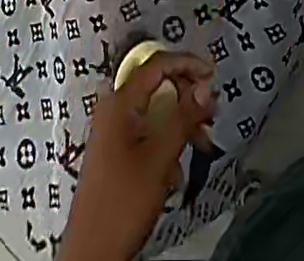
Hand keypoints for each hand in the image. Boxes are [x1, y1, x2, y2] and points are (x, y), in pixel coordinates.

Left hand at [59, 52, 215, 260]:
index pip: (157, 64)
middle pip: (157, 84)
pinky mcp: (116, 152)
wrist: (91, 255)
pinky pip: (148, 131)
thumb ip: (184, 117)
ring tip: (202, 142)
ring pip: (155, 110)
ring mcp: (113, 131)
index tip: (212, 75)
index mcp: (119, 103)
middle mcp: (113, 110)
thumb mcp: (160, 157)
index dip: (187, 63)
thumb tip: (205, 86)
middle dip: (187, 95)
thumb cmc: (123, 202)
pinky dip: (167, 139)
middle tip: (210, 111)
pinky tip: (178, 168)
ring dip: (181, 121)